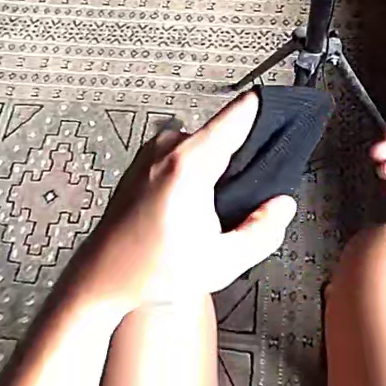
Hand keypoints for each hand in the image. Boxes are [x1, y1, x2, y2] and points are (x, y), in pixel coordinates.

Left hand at [69, 91, 296, 314]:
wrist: (101, 277)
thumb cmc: (149, 270)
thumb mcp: (220, 262)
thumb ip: (261, 232)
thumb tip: (281, 206)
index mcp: (188, 165)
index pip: (237, 115)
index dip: (265, 109)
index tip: (284, 108)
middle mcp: (168, 149)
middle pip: (224, 132)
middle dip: (242, 157)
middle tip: (246, 195)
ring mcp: (153, 151)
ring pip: (205, 144)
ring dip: (217, 167)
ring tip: (215, 209)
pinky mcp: (144, 159)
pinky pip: (185, 152)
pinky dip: (197, 170)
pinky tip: (194, 206)